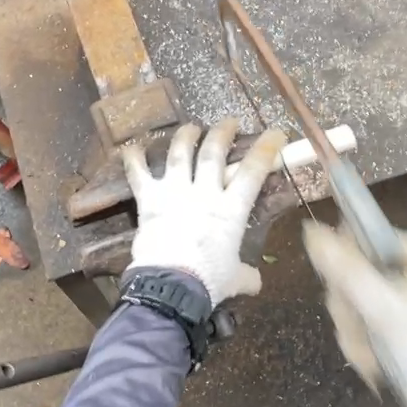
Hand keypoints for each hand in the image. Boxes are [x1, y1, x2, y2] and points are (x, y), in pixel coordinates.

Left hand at [122, 119, 286, 306]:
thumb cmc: (208, 281)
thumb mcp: (234, 279)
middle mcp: (204, 193)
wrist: (171, 284)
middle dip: (223, 134)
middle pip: (214, 154)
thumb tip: (256, 283)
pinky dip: (133, 159)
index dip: (265, 150)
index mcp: (230, 211)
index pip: (253, 172)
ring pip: (181, 154)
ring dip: (186, 137)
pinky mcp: (149, 199)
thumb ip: (245, 275)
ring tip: (191, 127)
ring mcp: (175, 192)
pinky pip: (139, 174)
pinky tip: (131, 147)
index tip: (275, 134)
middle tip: (229, 122)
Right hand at [303, 220, 406, 406]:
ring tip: (375, 358)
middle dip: (349, 310)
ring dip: (354, 333)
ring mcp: (403, 300)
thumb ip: (346, 271)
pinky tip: (376, 367)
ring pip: (349, 301)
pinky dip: (362, 345)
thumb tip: (310, 229)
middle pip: (348, 272)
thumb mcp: (386, 313)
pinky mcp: (396, 326)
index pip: (357, 237)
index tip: (345, 295)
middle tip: (364, 333)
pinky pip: (359, 323)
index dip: (343, 265)